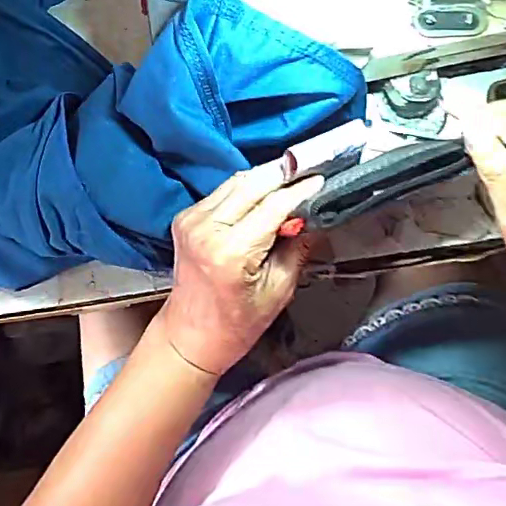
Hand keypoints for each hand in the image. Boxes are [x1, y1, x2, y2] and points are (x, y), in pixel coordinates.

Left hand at [161, 160, 324, 375]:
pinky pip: (222, 192)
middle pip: (252, 183)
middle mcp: (206, 228)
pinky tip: (263, 195)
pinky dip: (245, 189)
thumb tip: (311, 216)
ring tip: (290, 179)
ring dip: (264, 177)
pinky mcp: (185, 217)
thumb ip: (297, 248)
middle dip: (282, 174)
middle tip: (308, 171)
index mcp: (230, 251)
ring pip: (235, 182)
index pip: (272, 205)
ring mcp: (192, 220)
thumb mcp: (279, 290)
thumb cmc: (235, 323)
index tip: (320, 180)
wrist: (190, 335)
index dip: (300, 190)